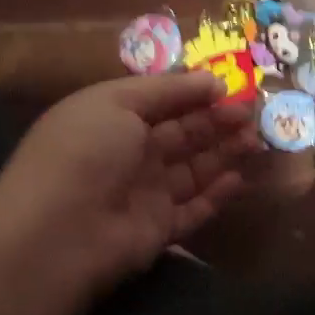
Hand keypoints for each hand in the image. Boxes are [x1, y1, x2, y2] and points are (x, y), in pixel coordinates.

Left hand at [0, 72, 258, 299]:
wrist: (58, 232)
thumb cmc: (84, 153)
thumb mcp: (116, 102)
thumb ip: (167, 89)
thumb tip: (214, 82)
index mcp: (111, 120)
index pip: (161, 102)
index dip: (195, 94)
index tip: (232, 88)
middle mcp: (129, 155)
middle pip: (183, 135)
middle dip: (218, 122)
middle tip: (252, 115)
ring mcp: (145, 194)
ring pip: (194, 170)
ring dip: (225, 153)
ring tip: (255, 141)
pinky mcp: (160, 229)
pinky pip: (195, 209)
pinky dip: (218, 195)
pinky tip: (240, 178)